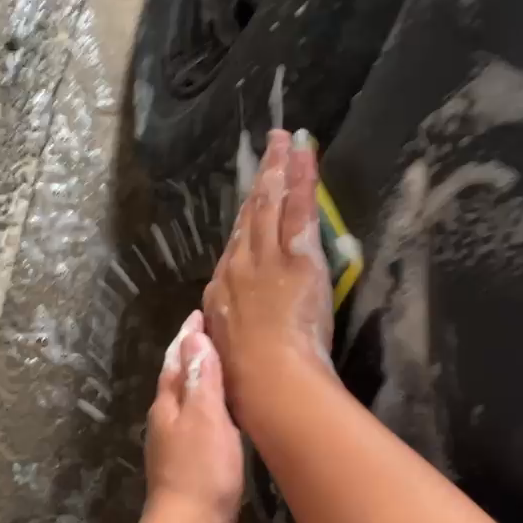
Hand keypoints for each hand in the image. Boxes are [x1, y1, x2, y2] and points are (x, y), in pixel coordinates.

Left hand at [144, 310, 243, 522]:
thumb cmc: (201, 471)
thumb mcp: (205, 417)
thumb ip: (200, 379)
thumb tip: (193, 339)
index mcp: (167, 406)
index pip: (175, 360)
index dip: (187, 337)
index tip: (200, 314)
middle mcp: (166, 421)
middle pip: (177, 379)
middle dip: (192, 355)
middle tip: (213, 332)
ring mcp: (175, 445)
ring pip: (187, 402)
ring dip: (200, 381)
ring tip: (223, 365)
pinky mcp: (189, 465)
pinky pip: (200, 424)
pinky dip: (210, 408)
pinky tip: (225, 413)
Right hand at [202, 130, 337, 426]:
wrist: (266, 379)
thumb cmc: (246, 381)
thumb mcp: (224, 355)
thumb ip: (227, 334)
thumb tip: (223, 330)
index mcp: (219, 294)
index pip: (234, 251)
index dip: (243, 224)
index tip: (250, 206)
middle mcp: (236, 268)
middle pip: (248, 218)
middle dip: (259, 182)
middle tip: (267, 151)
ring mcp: (264, 257)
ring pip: (269, 204)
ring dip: (278, 169)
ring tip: (284, 141)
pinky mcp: (294, 255)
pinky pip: (297, 207)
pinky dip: (300, 177)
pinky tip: (303, 152)